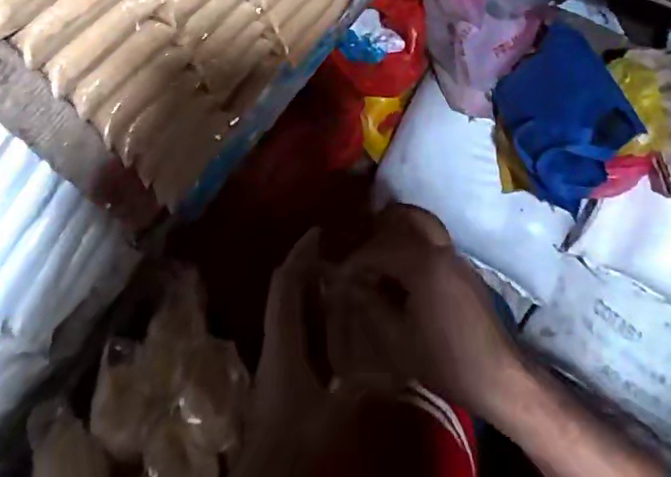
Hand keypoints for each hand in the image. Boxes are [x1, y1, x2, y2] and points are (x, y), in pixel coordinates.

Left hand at [237, 228, 369, 476]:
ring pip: (289, 312)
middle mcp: (274, 344)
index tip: (320, 230)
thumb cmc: (294, 441)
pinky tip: (336, 325)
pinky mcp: (281, 379)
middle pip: (285, 293)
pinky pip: (296, 333)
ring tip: (342, 280)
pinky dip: (313, 317)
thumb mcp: (332, 414)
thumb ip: (363, 387)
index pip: (286, 284)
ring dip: (310, 292)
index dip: (301, 253)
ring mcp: (275, 361)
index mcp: (281, 342)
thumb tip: (396, 367)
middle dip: (307, 267)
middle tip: (340, 252)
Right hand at [325, 204, 526, 417]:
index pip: (380, 247)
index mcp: (423, 263)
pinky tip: (402, 274)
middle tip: (358, 251)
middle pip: (407, 219)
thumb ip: (372, 305)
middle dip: (379, 230)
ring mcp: (457, 257)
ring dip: (399, 234)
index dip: (356, 260)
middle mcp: (441, 250)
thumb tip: (350, 285)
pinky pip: (435, 242)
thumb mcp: (398, 339)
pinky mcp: (465, 270)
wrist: (496, 376)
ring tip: (378, 258)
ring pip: (424, 227)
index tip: (339, 275)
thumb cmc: (444, 360)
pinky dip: (415, 245)